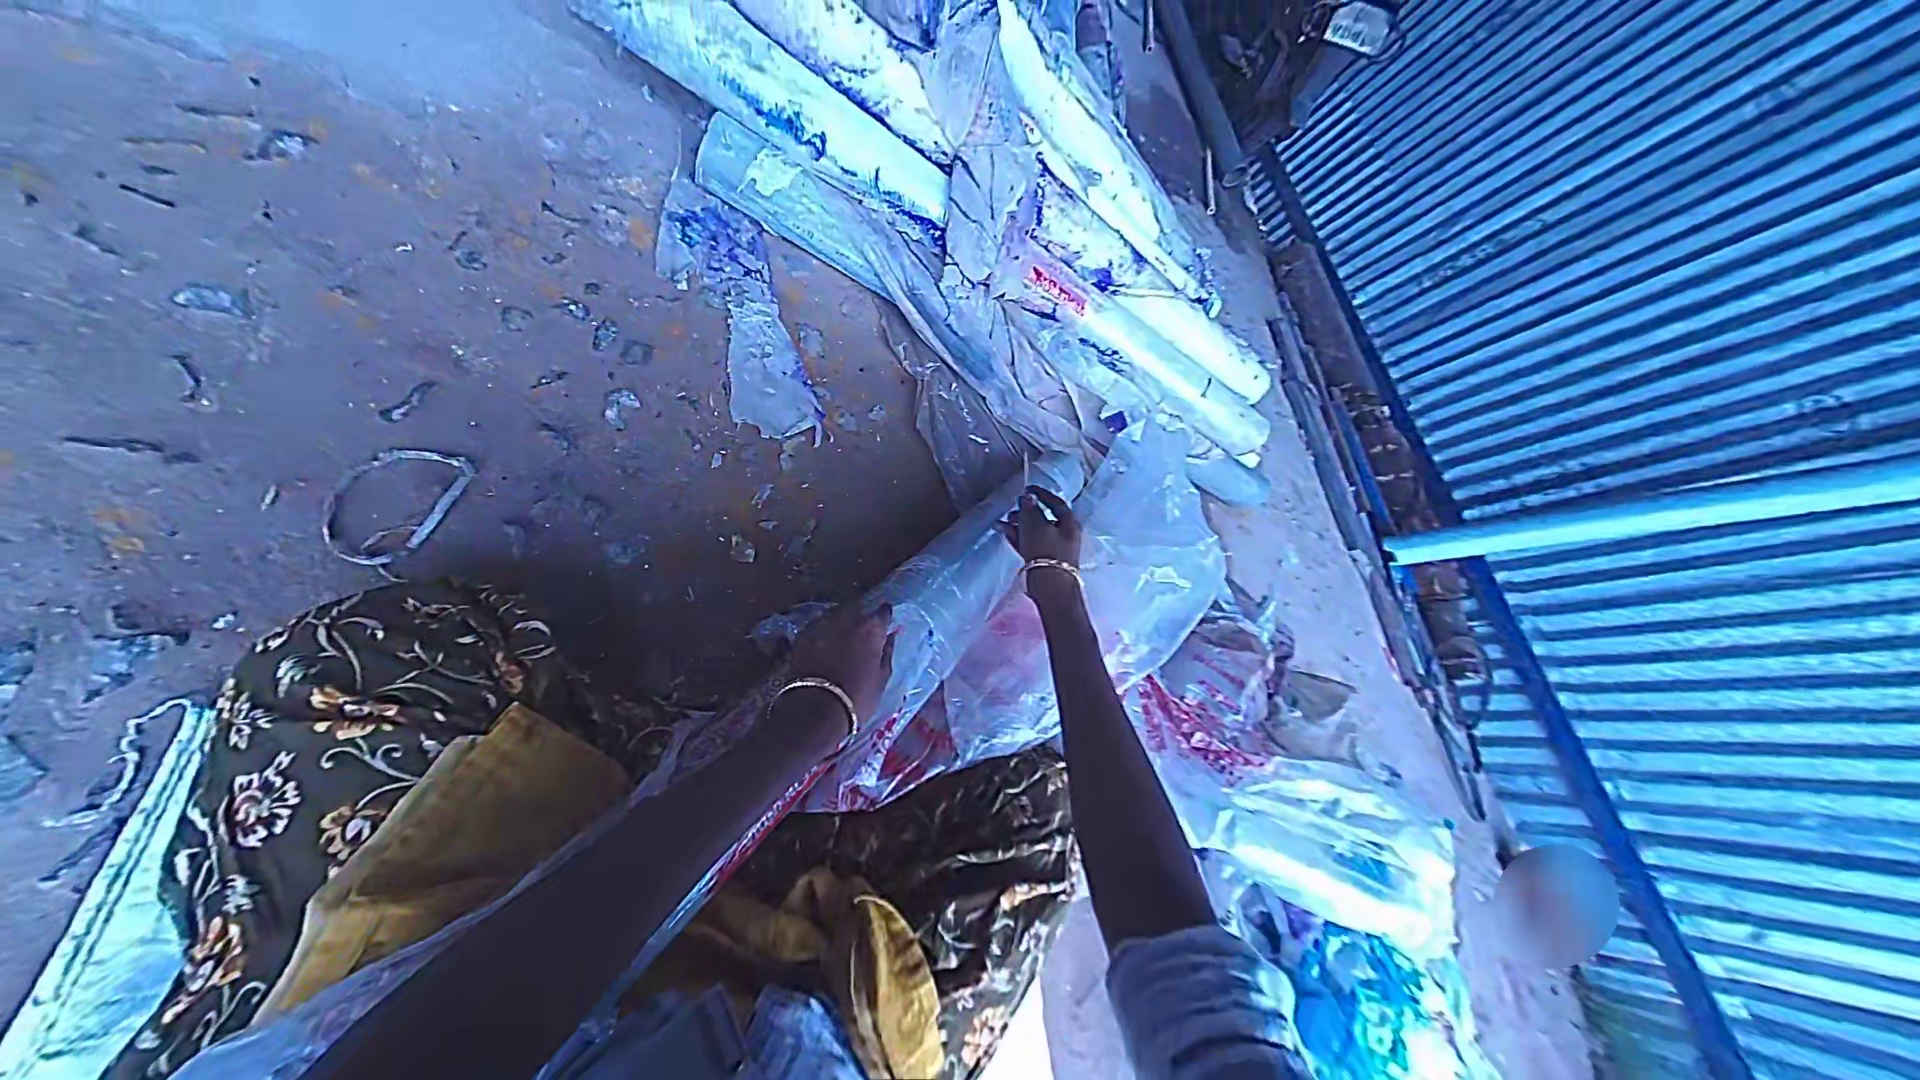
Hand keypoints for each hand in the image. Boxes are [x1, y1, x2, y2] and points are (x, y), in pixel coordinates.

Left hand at [785, 601, 896, 728]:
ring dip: (841, 621)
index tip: (885, 621)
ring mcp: (822, 625)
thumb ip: (886, 653)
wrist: (814, 712)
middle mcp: (847, 619)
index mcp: (871, 628)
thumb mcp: (881, 679)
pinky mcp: (802, 636)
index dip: (885, 616)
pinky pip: (817, 626)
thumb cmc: (856, 698)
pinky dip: (823, 631)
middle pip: (857, 608)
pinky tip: (824, 643)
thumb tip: (889, 637)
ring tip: (843, 635)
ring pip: (835, 614)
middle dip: (861, 615)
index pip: (883, 612)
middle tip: (864, 630)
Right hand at [1001, 486, 1082, 597]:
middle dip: (1026, 512)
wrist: (1050, 586)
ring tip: (1002, 522)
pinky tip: (1004, 532)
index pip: (1055, 502)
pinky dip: (1018, 537)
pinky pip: (1030, 544)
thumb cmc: (1046, 551)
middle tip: (1012, 509)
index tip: (1026, 489)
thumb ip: (1030, 509)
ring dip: (1018, 525)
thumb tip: (1028, 497)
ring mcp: (1054, 549)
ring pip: (1035, 531)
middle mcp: (1064, 534)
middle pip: (1044, 518)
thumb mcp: (1035, 526)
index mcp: (1069, 523)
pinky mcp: (1044, 561)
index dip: (1041, 493)